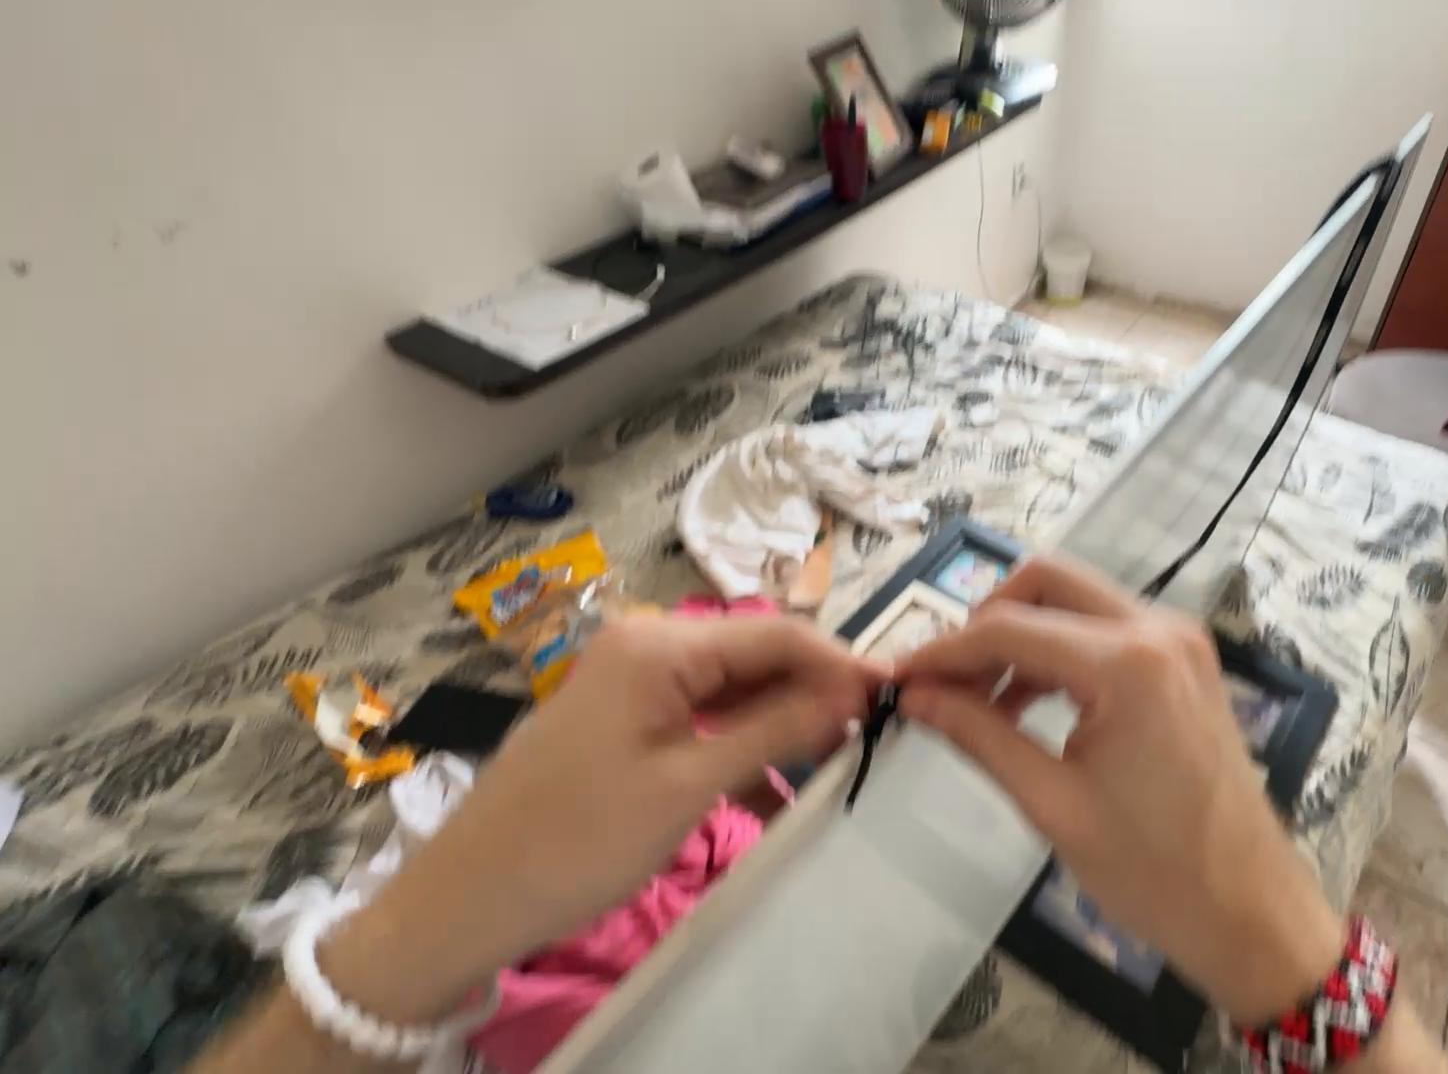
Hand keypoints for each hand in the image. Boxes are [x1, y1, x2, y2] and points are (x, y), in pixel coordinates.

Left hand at [321, 613, 881, 1022]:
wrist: (462, 904)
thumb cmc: (578, 841)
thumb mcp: (690, 785)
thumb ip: (775, 728)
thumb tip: (852, 692)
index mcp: (660, 645)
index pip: (775, 634)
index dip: (839, 660)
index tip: (893, 691)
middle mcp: (650, 645)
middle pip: (756, 656)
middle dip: (813, 692)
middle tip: (870, 732)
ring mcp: (637, 680)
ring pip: (734, 688)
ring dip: (782, 723)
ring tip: (834, 758)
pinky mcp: (630, 715)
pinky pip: (704, 716)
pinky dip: (742, 744)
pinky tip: (777, 787)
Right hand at [895, 556, 1344, 1023]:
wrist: (1252, 911)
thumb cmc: (1154, 872)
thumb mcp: (1051, 804)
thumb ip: (978, 735)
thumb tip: (914, 695)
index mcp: (1126, 663)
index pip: (1009, 628)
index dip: (944, 650)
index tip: (900, 677)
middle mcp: (1156, 627)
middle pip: (1044, 581)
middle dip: (984, 621)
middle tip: (947, 680)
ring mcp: (1176, 638)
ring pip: (1073, 599)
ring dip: (1019, 635)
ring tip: (980, 701)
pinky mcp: (1181, 657)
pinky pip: (1102, 627)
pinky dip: (1055, 651)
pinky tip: (1026, 703)